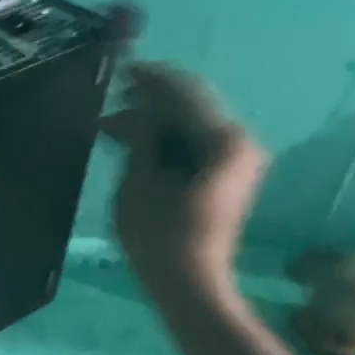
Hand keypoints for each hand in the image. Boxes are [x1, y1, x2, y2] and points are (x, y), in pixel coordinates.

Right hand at [98, 63, 268, 284]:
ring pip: (192, 122)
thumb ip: (141, 135)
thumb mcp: (141, 179)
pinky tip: (138, 139)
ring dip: (156, 117)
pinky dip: (168, 135)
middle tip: (115, 93)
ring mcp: (238, 160)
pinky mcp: (229, 176)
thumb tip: (134, 110)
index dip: (149, 79)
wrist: (190, 284)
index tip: (120, 69)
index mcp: (223, 140)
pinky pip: (196, 141)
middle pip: (192, 104)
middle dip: (152, 97)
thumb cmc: (160, 234)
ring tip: (116, 121)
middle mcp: (239, 142)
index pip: (182, 93)